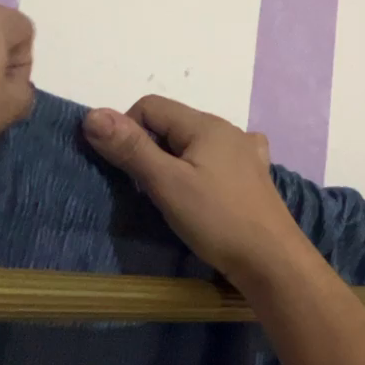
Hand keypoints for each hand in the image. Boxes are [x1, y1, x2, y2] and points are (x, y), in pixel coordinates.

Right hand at [82, 95, 315, 283]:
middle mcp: (229, 130)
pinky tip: (203, 193)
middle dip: (150, 149)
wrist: (271, 258)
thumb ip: (131, 148)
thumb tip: (93, 113)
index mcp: (207, 124)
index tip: (124, 170)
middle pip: (173, 124)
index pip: (151, 106)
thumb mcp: (166, 183)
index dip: (127, 130)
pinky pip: (217, 161)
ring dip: (174, 163)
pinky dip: (200, 171)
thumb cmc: (217, 219)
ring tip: (173, 197)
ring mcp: (246, 152)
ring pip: (195, 144)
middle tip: (147, 189)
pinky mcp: (254, 176)